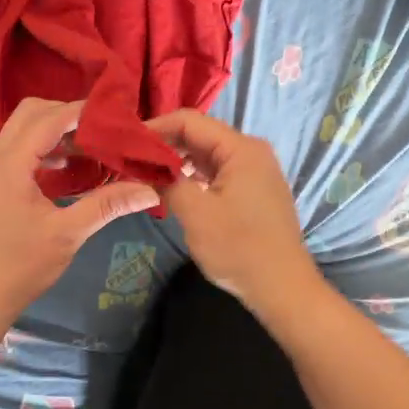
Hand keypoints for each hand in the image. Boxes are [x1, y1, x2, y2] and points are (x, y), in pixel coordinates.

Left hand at [0, 98, 160, 328]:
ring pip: (21, 133)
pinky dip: (42, 151)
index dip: (82, 112)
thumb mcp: (68, 233)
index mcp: (11, 164)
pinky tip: (65, 172)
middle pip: (30, 114)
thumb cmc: (21, 267)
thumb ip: (107, 206)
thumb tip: (149, 190)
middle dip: (66, 115)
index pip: (49, 119)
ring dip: (53, 133)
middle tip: (101, 130)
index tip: (115, 116)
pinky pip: (16, 153)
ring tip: (89, 150)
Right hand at [148, 109, 323, 316]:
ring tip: (147, 175)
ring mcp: (256, 174)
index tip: (126, 141)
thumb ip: (168, 183)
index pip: (190, 121)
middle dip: (166, 146)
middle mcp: (252, 153)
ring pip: (209, 158)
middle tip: (132, 160)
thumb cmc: (239, 248)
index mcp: (241, 149)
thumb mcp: (196, 214)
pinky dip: (195, 179)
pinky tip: (175, 191)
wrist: (281, 286)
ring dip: (179, 164)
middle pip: (200, 137)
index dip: (156, 128)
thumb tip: (148, 171)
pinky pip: (219, 175)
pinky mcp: (255, 194)